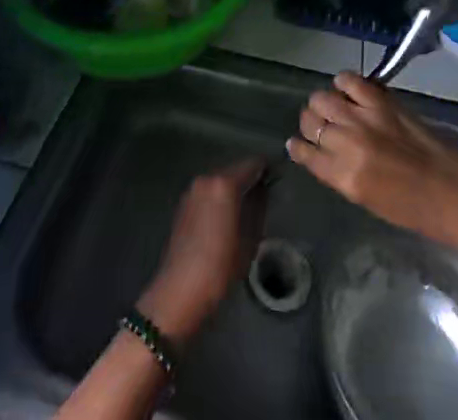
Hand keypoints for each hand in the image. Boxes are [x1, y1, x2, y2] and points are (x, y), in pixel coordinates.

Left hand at [136, 158, 266, 344]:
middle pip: (236, 169)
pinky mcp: (184, 205)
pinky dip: (222, 197)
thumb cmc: (220, 266)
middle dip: (251, 178)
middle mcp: (206, 180)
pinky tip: (229, 217)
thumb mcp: (251, 237)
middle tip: (267, 196)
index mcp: (224, 183)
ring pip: (222, 180)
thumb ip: (259, 205)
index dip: (268, 169)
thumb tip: (265, 187)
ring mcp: (192, 192)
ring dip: (236, 188)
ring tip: (249, 208)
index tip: (279, 179)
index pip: (253, 163)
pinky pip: (210, 192)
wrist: (178, 294)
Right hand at [286, 72, 457, 253]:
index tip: (297, 144)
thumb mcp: (365, 199)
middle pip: (311, 120)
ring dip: (324, 103)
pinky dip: (345, 82)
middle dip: (310, 122)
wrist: (453, 191)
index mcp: (342, 176)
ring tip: (333, 107)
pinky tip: (350, 90)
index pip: (305, 153)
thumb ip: (340, 174)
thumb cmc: (412, 209)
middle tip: (319, 124)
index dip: (298, 147)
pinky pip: (352, 81)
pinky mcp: (384, 102)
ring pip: (324, 98)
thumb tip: (324, 154)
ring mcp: (366, 118)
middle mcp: (348, 143)